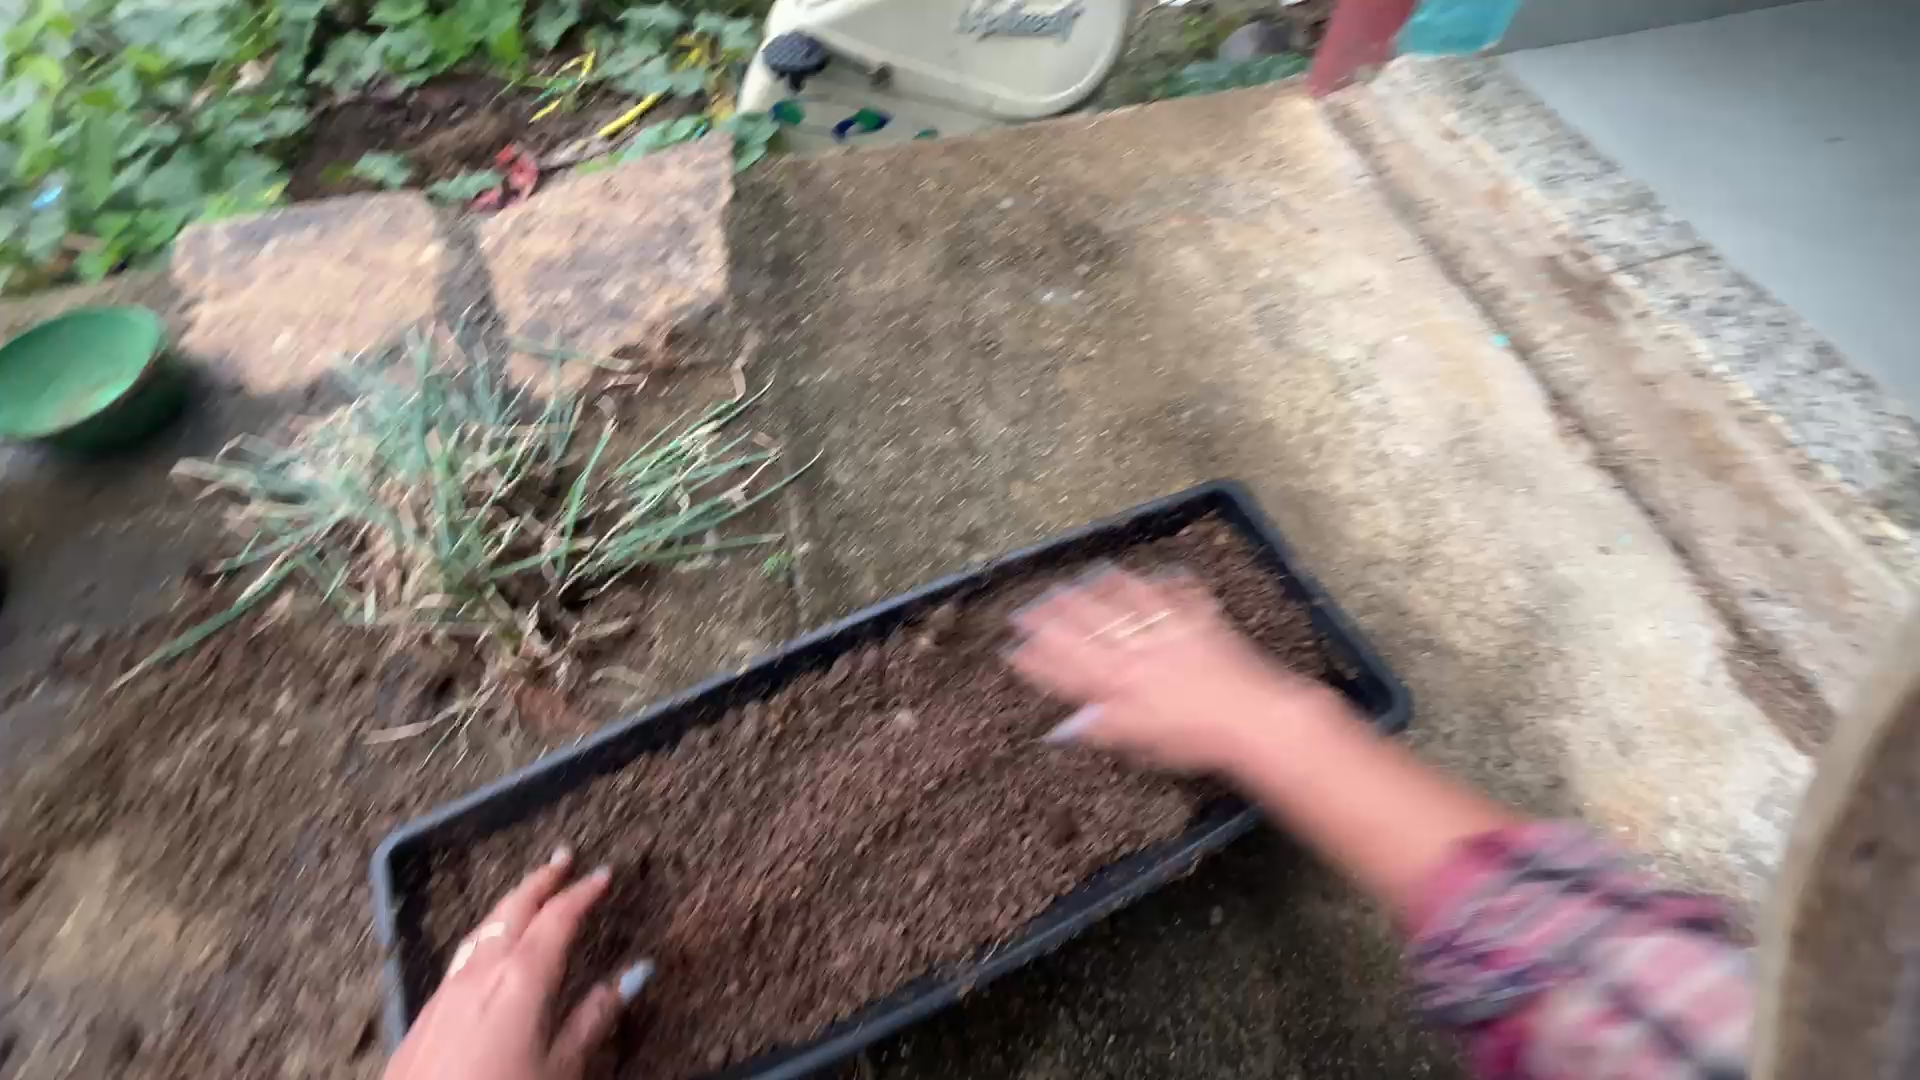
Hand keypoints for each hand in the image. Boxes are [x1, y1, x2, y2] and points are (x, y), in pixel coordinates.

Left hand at [383, 850, 651, 1079]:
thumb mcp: (562, 1067)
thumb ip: (596, 1015)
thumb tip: (637, 972)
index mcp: (523, 976)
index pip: (560, 916)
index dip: (584, 891)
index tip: (604, 874)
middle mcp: (483, 972)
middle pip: (514, 909)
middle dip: (542, 880)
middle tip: (563, 858)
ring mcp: (447, 993)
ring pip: (483, 930)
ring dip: (511, 905)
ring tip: (528, 895)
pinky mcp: (423, 1018)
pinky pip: (462, 958)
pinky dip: (486, 937)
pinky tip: (489, 952)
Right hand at [1005, 566, 1348, 773]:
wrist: (1252, 717)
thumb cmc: (1194, 739)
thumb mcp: (1140, 742)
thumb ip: (1100, 727)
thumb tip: (1061, 727)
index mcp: (1118, 680)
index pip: (1067, 665)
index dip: (1037, 656)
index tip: (1013, 647)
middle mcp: (1135, 649)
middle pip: (1086, 626)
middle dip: (1052, 615)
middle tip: (1028, 605)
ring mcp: (1165, 630)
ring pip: (1121, 603)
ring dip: (1094, 590)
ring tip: (1075, 578)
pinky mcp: (1195, 621)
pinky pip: (1170, 595)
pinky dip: (1154, 583)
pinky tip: (1145, 574)